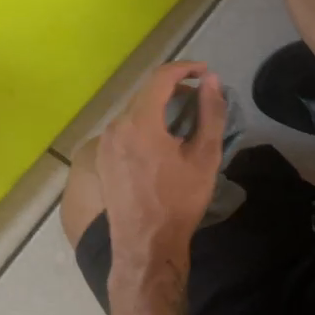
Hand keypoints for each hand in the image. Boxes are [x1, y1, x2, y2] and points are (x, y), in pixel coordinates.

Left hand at [98, 63, 226, 276]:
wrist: (145, 246)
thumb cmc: (179, 202)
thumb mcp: (205, 157)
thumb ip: (210, 113)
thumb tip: (212, 81)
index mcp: (139, 123)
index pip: (161, 78)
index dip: (185, 68)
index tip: (206, 72)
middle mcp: (116, 127)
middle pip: (146, 93)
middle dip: (175, 88)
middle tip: (200, 98)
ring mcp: (105, 144)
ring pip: (135, 110)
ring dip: (160, 106)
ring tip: (185, 119)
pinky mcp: (102, 158)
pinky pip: (125, 127)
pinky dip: (146, 122)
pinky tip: (163, 139)